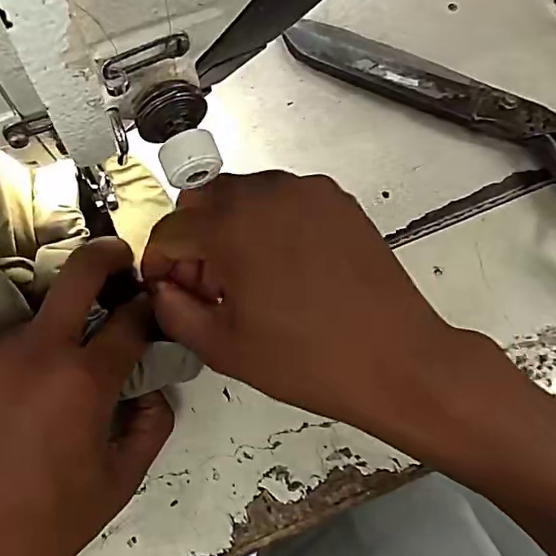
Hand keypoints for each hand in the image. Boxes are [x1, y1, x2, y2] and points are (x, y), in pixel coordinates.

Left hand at [0, 238, 175, 555]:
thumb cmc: (48, 524)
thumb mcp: (120, 480)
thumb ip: (151, 425)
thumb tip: (151, 391)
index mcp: (83, 381)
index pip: (129, 319)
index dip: (148, 307)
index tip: (153, 304)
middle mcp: (33, 354)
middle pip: (77, 275)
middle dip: (106, 255)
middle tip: (120, 258)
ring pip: (34, 323)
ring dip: (55, 337)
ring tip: (52, 388)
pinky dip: (17, 365)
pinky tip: (13, 409)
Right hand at [140, 171, 487, 435]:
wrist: (396, 360)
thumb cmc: (319, 358)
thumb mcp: (225, 346)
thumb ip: (175, 312)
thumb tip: (165, 292)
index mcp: (235, 226)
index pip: (171, 229)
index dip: (159, 261)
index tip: (164, 282)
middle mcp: (271, 196)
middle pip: (204, 201)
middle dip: (193, 240)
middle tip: (202, 286)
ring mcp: (309, 194)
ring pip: (244, 196)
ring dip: (228, 230)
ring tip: (244, 283)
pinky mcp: (338, 204)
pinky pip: (284, 202)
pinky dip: (268, 225)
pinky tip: (279, 271)